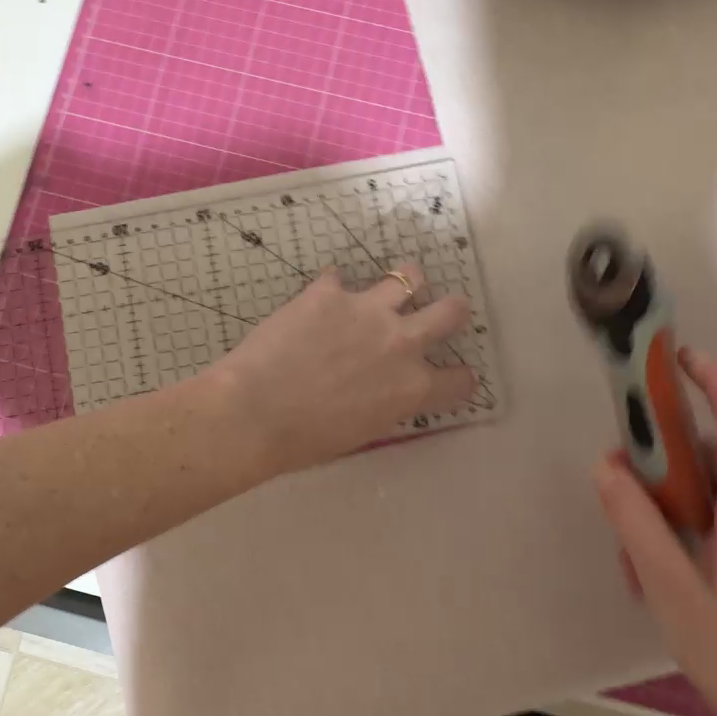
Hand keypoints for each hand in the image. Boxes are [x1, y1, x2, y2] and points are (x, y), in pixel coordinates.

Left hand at [202, 263, 476, 474]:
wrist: (256, 410)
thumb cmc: (305, 440)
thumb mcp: (363, 430)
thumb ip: (386, 402)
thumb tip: (384, 389)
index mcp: (412, 389)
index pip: (461, 381)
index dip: (459, 379)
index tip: (453, 377)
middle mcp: (401, 343)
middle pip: (452, 311)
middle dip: (452, 311)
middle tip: (441, 313)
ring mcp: (368, 311)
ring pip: (409, 276)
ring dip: (404, 283)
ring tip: (390, 290)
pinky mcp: (329, 292)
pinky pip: (338, 276)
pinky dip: (332, 286)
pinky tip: (320, 297)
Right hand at [593, 349, 716, 715]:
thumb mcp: (671, 591)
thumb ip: (637, 524)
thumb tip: (607, 465)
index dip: (715, 382)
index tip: (681, 356)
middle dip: (668, 462)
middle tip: (623, 487)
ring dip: (674, 510)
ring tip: (637, 564)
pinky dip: (694, 535)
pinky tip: (669, 584)